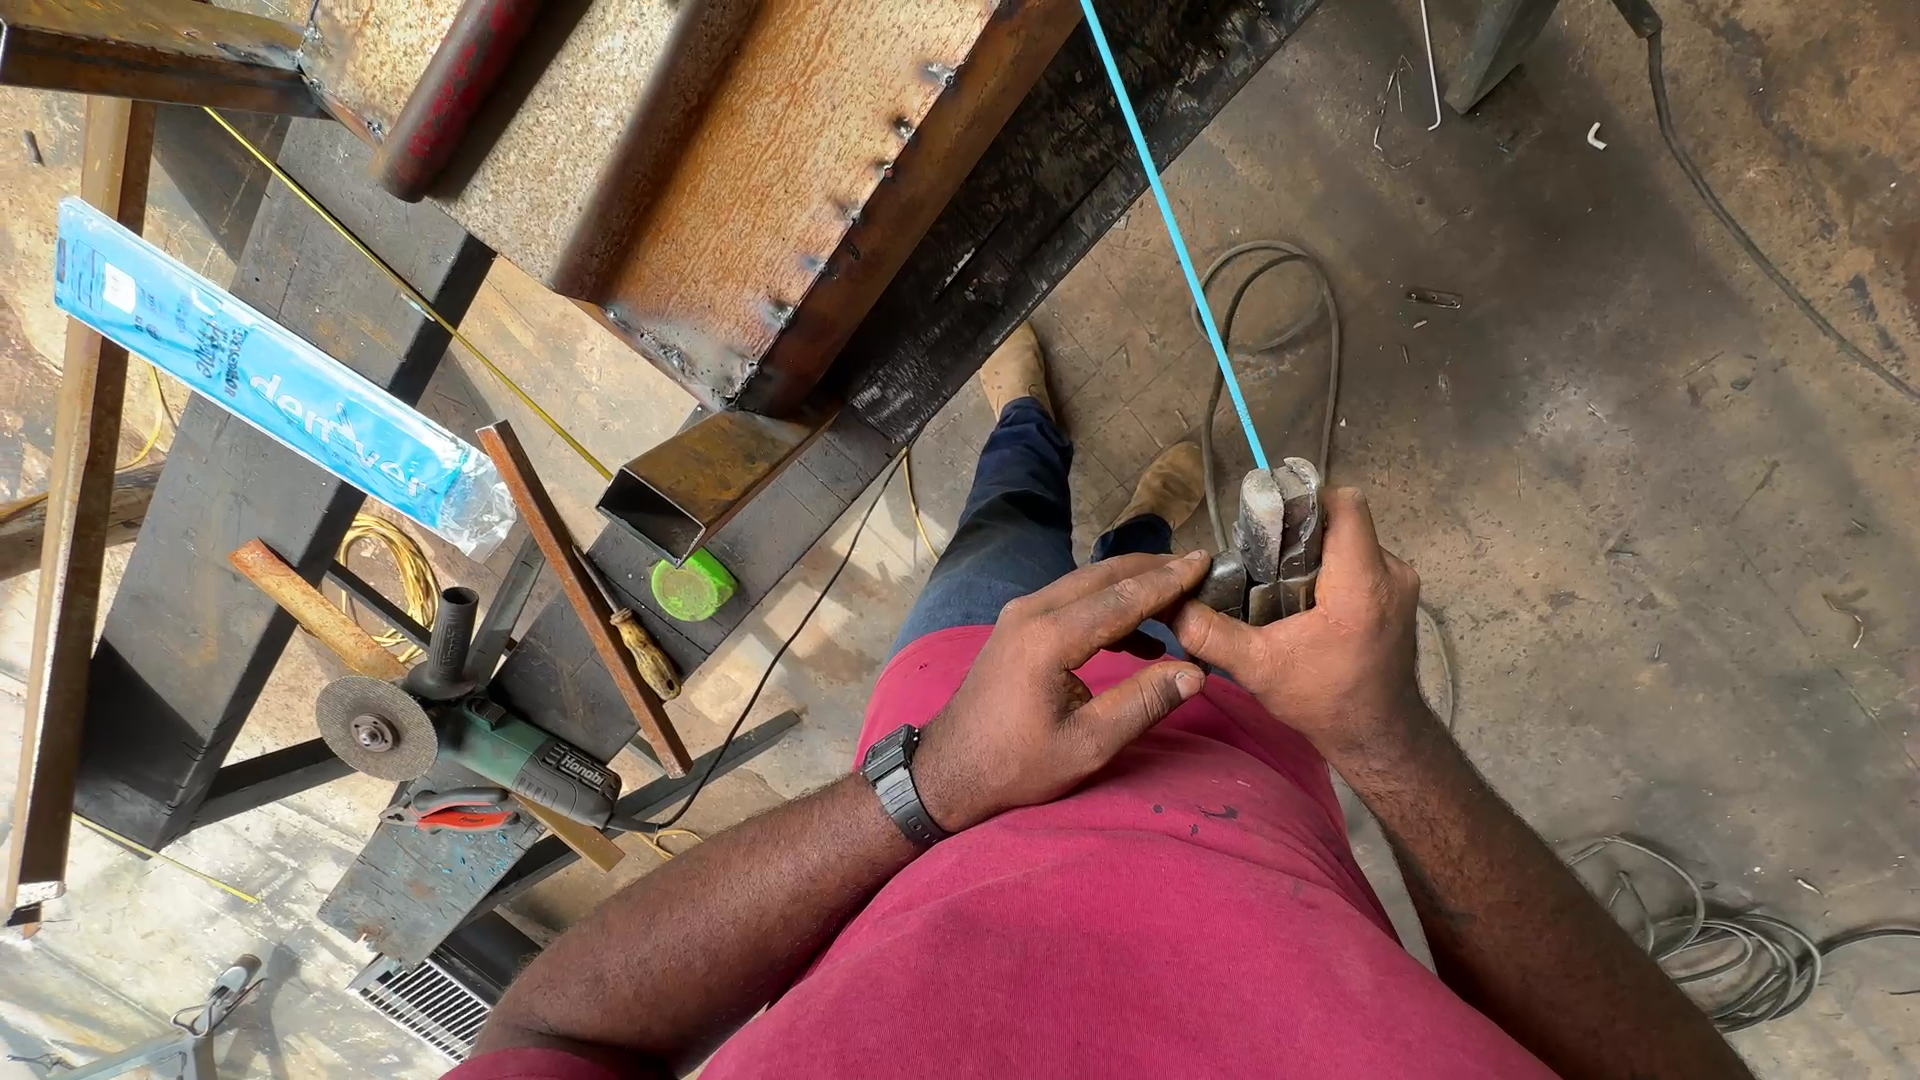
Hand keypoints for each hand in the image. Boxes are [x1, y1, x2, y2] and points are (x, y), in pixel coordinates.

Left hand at [912, 552, 1212, 830]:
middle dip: (1152, 571)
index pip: (1122, 598)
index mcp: (1049, 638)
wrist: (952, 767)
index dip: (1167, 580)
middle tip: (1198, 569)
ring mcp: (1020, 615)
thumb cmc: (1018, 763)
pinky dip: (1107, 609)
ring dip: (1130, 589)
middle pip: (1102, 577)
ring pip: (1086, 585)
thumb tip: (1195, 672)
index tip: (1204, 560)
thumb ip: (1143, 703)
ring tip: (1177, 603)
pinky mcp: (1018, 626)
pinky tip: (1139, 639)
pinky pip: (1071, 602)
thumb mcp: (1088, 744)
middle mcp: (1032, 612)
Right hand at [1170, 488, 1427, 756]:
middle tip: (1259, 557)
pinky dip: (1328, 568)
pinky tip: (1300, 597)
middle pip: (1341, 522)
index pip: (1345, 505)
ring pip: (1348, 541)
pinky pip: (1358, 559)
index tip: (1267, 519)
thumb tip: (1168, 603)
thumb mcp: (1257, 668)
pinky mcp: (1395, 596)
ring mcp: (1397, 583)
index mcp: (1363, 582)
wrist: (1378, 738)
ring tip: (1275, 579)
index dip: (1304, 500)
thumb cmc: (1324, 700)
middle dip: (1298, 531)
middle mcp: (1390, 573)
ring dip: (1312, 551)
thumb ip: (1210, 633)